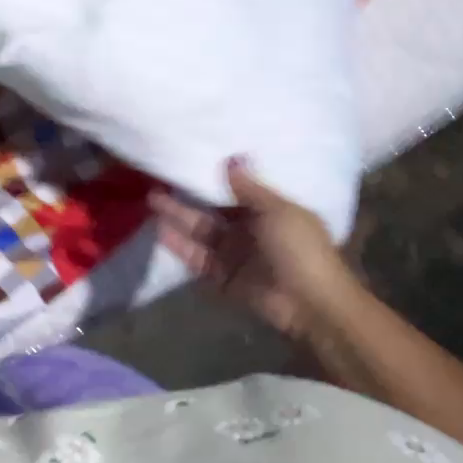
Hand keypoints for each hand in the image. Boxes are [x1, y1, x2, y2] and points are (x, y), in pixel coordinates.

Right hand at [149, 157, 361, 341]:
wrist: (310, 304)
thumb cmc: (300, 249)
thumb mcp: (278, 211)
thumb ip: (250, 188)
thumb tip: (232, 158)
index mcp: (269, 212)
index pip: (235, 192)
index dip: (213, 179)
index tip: (188, 161)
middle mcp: (249, 231)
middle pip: (212, 212)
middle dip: (188, 198)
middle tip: (159, 180)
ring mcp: (235, 255)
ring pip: (201, 233)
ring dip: (178, 219)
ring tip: (152, 201)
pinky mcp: (223, 277)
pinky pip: (198, 259)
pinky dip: (180, 247)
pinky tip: (161, 231)